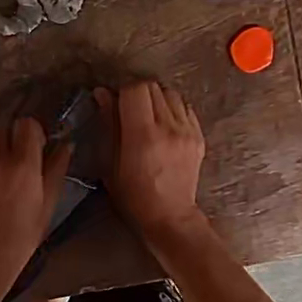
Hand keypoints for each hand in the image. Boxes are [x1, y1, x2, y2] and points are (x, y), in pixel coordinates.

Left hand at [0, 118, 72, 284]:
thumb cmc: (22, 237)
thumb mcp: (47, 205)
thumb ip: (56, 170)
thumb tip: (65, 146)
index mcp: (23, 165)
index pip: (26, 124)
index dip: (32, 131)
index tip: (36, 144)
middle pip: (1, 131)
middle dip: (10, 140)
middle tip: (17, 162)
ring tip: (0, 187)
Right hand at [95, 81, 205, 237]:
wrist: (170, 215)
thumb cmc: (133, 194)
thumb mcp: (110, 163)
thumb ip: (108, 124)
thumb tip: (102, 93)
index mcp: (143, 134)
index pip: (135, 89)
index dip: (122, 92)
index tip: (116, 104)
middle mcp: (168, 127)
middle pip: (153, 86)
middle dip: (138, 92)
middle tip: (130, 109)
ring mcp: (187, 131)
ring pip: (171, 93)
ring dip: (157, 98)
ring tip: (149, 115)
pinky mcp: (199, 136)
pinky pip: (185, 107)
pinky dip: (173, 109)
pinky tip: (165, 124)